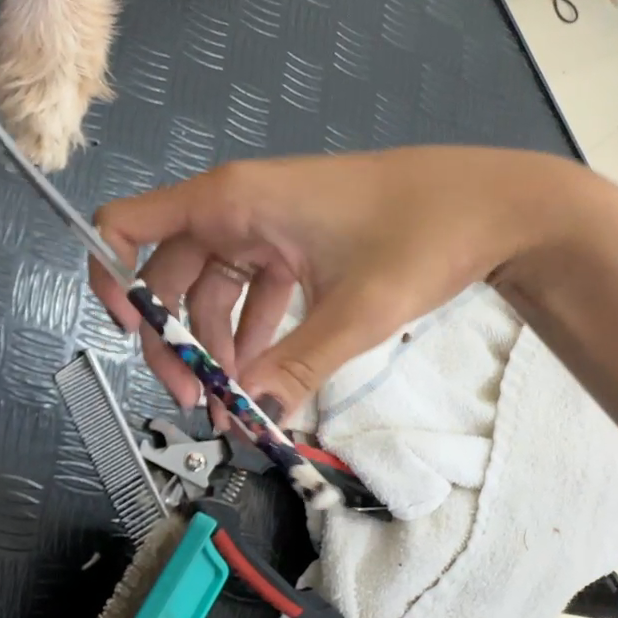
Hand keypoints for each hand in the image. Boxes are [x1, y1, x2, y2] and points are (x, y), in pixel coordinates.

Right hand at [89, 146, 592, 420]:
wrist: (507, 204)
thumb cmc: (425, 235)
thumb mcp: (358, 311)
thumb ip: (295, 365)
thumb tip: (250, 418)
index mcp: (229, 200)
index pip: (126, 223)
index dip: (110, 275)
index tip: (132, 331)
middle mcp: (230, 208)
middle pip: (164, 277)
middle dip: (171, 341)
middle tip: (194, 400)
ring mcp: (256, 227)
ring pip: (203, 293)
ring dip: (211, 348)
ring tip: (233, 404)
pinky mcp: (282, 245)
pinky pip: (242, 295)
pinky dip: (246, 335)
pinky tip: (261, 376)